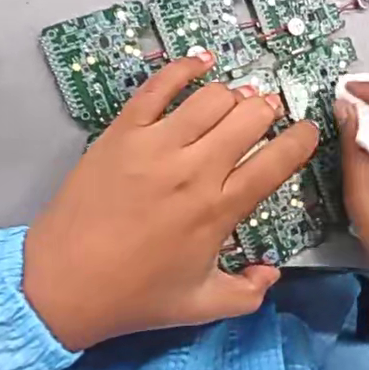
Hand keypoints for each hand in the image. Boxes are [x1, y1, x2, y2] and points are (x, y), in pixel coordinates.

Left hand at [23, 53, 319, 350]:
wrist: (62, 283)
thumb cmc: (133, 296)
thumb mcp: (200, 307)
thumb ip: (247, 293)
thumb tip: (272, 272)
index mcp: (219, 210)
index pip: (277, 161)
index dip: (301, 140)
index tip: (306, 133)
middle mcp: (194, 169)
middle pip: (249, 117)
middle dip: (268, 111)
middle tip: (266, 115)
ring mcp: (156, 145)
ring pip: (211, 98)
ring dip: (233, 95)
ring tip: (235, 101)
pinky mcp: (123, 131)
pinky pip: (158, 87)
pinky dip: (184, 68)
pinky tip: (201, 62)